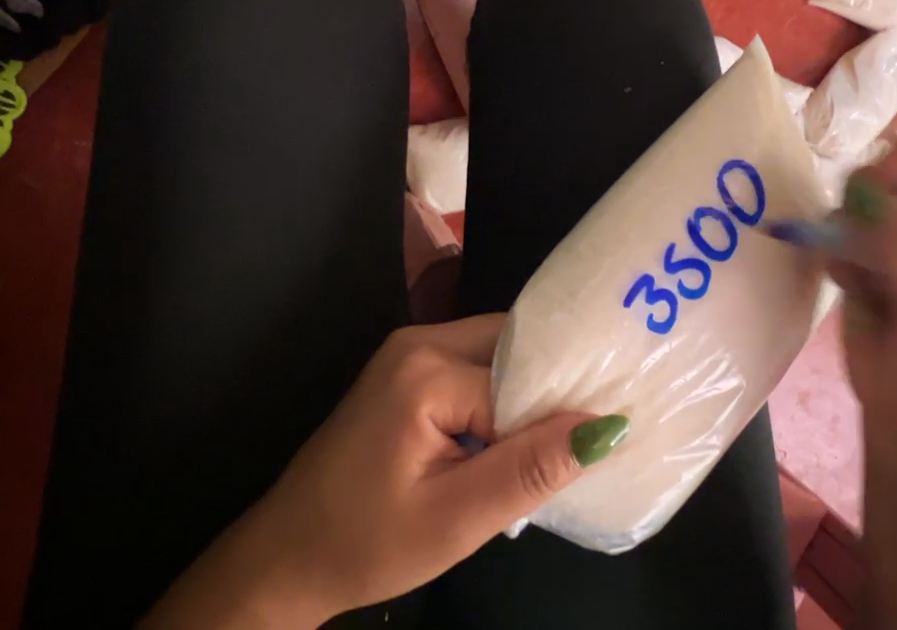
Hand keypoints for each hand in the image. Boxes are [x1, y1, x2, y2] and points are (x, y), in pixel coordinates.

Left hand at [143, 315, 629, 628]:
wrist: (287, 554)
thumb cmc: (366, 543)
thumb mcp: (455, 519)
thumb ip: (528, 470)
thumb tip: (606, 428)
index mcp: (426, 371)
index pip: (523, 378)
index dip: (565, 410)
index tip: (609, 438)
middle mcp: (419, 342)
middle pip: (512, 346)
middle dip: (552, 388)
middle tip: (592, 433)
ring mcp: (409, 352)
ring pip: (496, 354)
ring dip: (527, 393)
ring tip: (559, 439)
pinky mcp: (406, 370)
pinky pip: (474, 367)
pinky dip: (500, 397)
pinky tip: (515, 436)